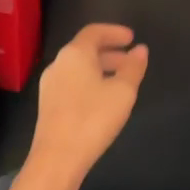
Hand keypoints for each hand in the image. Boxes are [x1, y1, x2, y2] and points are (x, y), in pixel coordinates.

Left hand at [28, 23, 148, 182]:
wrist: (57, 158)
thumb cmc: (92, 118)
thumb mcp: (122, 92)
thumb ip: (133, 67)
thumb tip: (140, 50)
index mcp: (75, 54)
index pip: (94, 31)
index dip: (114, 32)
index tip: (132, 38)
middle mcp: (59, 64)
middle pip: (85, 49)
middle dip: (110, 52)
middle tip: (130, 60)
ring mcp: (50, 85)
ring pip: (78, 67)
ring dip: (100, 68)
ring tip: (120, 81)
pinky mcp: (48, 104)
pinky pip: (72, 82)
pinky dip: (89, 81)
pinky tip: (102, 99)